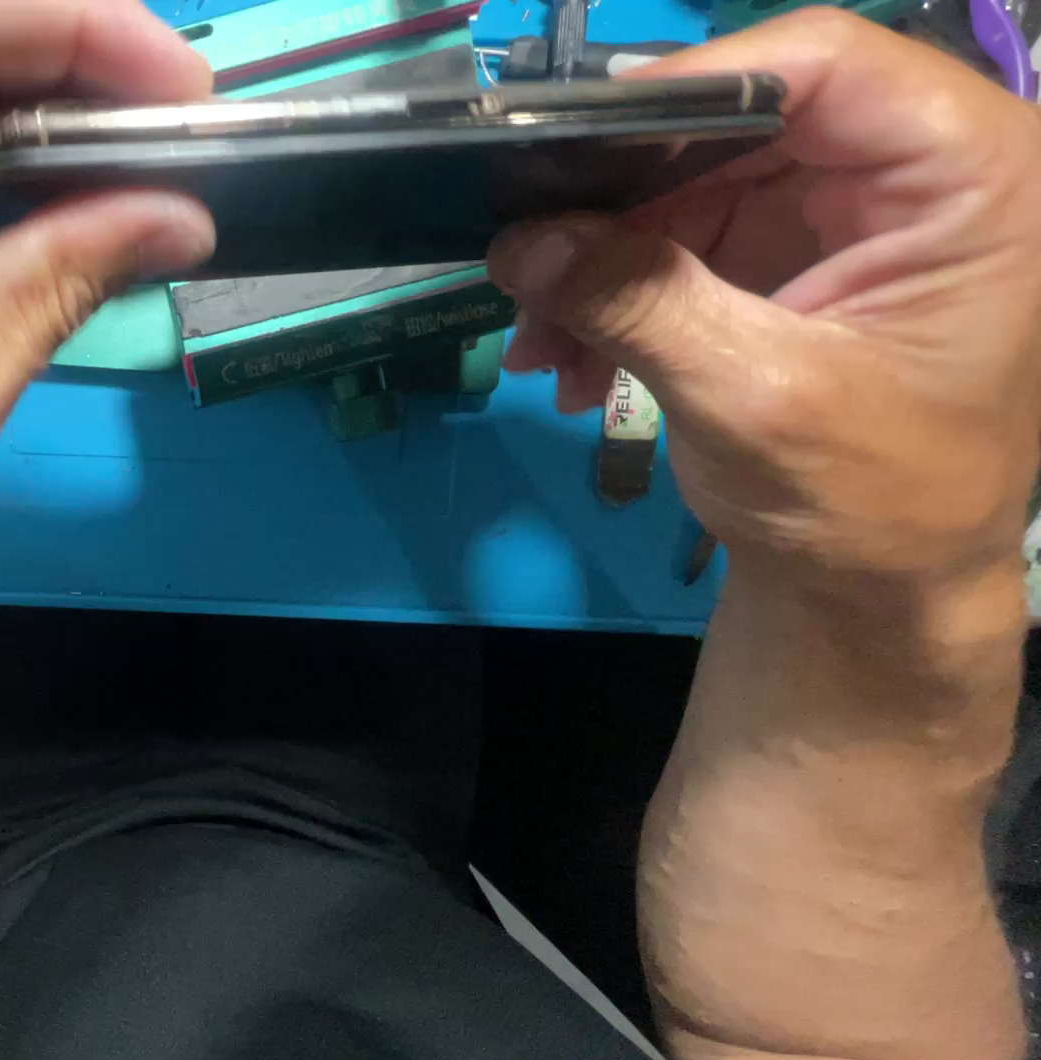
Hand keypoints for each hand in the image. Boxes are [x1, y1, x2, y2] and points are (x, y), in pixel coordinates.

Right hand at [489, 10, 1040, 606]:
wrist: (862, 574)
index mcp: (957, 176)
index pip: (817, 68)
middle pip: (719, 138)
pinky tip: (565, 368)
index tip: (561, 152)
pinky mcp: (763, 272)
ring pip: (671, 203)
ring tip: (539, 352)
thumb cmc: (855, 490)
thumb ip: (637, 305)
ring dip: (588, 276)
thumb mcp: (745, 393)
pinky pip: (657, 261)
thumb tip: (519, 242)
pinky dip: (598, 310)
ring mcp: (818, 226)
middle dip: (609, 214)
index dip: (684, 91)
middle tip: (526, 277)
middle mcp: (889, 179)